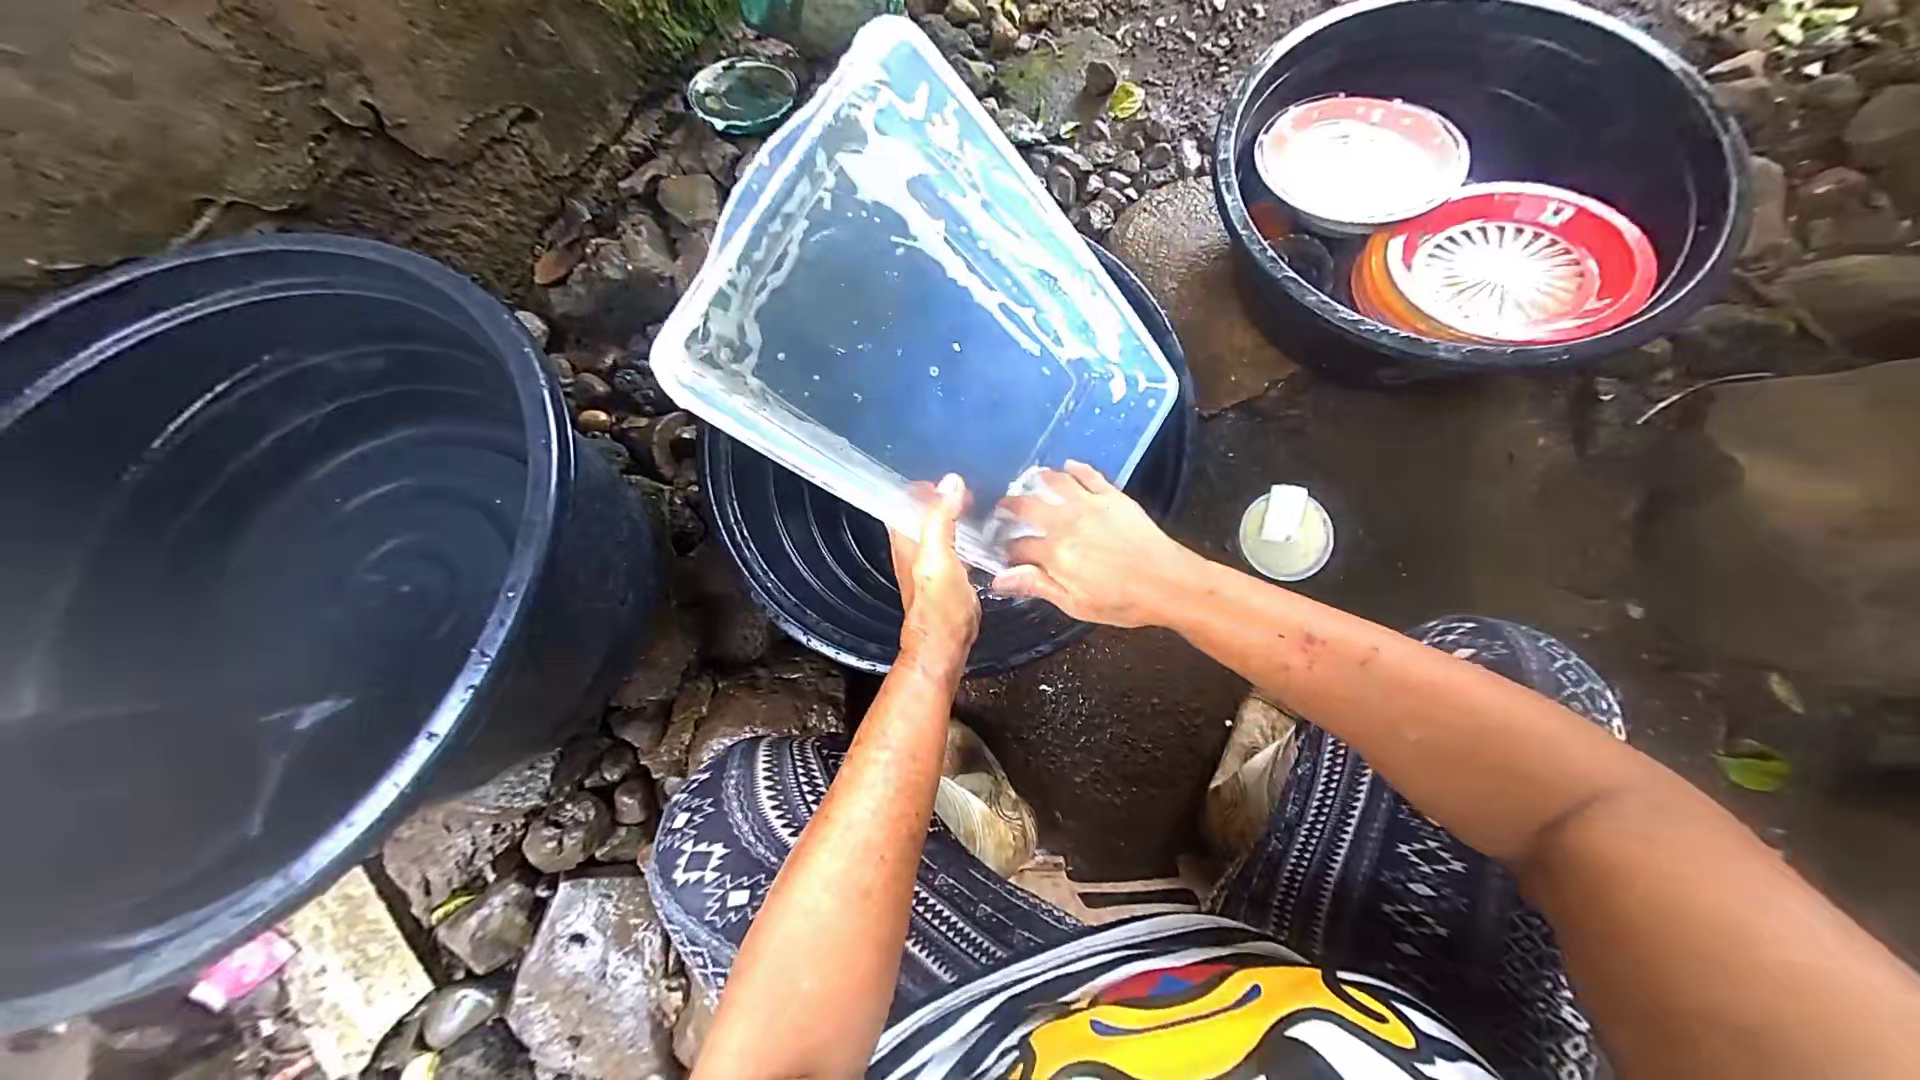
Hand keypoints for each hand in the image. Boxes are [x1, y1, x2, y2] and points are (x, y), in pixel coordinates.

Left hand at [889, 474, 981, 662]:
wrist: (945, 645)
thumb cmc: (938, 609)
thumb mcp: (938, 557)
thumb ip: (941, 518)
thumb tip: (950, 484)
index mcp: (906, 540)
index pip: (906, 501)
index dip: (925, 488)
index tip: (950, 485)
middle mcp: (914, 550)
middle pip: (923, 514)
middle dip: (943, 500)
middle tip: (967, 494)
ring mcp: (930, 564)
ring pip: (938, 530)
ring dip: (954, 517)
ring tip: (975, 510)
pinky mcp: (947, 577)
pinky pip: (953, 547)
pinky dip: (964, 537)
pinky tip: (980, 538)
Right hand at [990, 461, 1199, 627]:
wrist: (1170, 583)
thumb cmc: (1123, 602)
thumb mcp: (1075, 604)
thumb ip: (1037, 586)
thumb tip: (1000, 579)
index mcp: (1055, 554)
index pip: (1018, 546)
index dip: (1007, 549)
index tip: (1003, 551)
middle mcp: (1067, 523)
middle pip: (1028, 506)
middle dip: (1010, 506)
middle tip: (1003, 507)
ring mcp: (1090, 506)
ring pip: (1056, 482)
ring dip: (1038, 479)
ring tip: (1030, 480)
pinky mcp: (1113, 497)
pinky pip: (1089, 475)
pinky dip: (1075, 468)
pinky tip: (1067, 466)